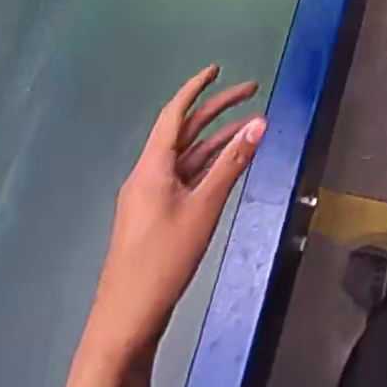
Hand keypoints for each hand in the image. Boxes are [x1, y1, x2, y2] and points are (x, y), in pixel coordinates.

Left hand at [72, 67, 264, 371]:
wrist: (127, 318)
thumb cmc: (162, 258)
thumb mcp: (204, 207)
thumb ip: (232, 163)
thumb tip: (259, 123)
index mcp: (151, 169)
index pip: (173, 116)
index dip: (195, 89)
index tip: (216, 69)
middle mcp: (148, 176)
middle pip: (184, 132)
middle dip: (217, 109)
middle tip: (250, 91)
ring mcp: (152, 196)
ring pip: (189, 155)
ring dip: (219, 137)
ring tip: (252, 125)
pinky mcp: (158, 214)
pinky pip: (188, 175)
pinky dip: (212, 162)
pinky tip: (232, 161)